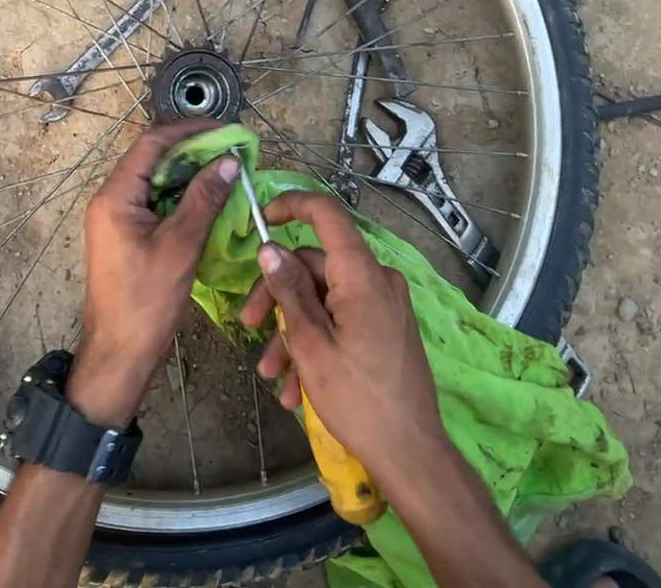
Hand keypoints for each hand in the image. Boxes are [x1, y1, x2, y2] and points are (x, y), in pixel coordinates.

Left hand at [69, 120, 238, 427]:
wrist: (118, 354)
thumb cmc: (146, 301)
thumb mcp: (180, 246)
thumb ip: (204, 199)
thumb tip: (229, 160)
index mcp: (115, 195)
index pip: (151, 143)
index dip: (189, 131)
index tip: (225, 130)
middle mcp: (110, 198)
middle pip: (152, 158)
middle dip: (192, 151)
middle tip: (232, 150)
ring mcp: (115, 217)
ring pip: (155, 181)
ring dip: (189, 174)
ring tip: (227, 171)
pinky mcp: (125, 234)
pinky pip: (154, 202)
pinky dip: (180, 197)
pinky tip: (209, 200)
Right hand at [238, 190, 448, 486]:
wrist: (411, 454)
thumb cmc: (358, 399)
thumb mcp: (310, 344)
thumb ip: (288, 290)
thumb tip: (269, 248)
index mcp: (362, 275)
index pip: (327, 214)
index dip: (291, 206)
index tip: (260, 218)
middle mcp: (377, 280)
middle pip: (314, 266)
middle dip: (278, 297)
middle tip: (250, 326)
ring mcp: (384, 304)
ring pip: (322, 298)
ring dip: (292, 330)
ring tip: (272, 374)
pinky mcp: (385, 327)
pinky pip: (341, 319)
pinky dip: (315, 343)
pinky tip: (295, 386)